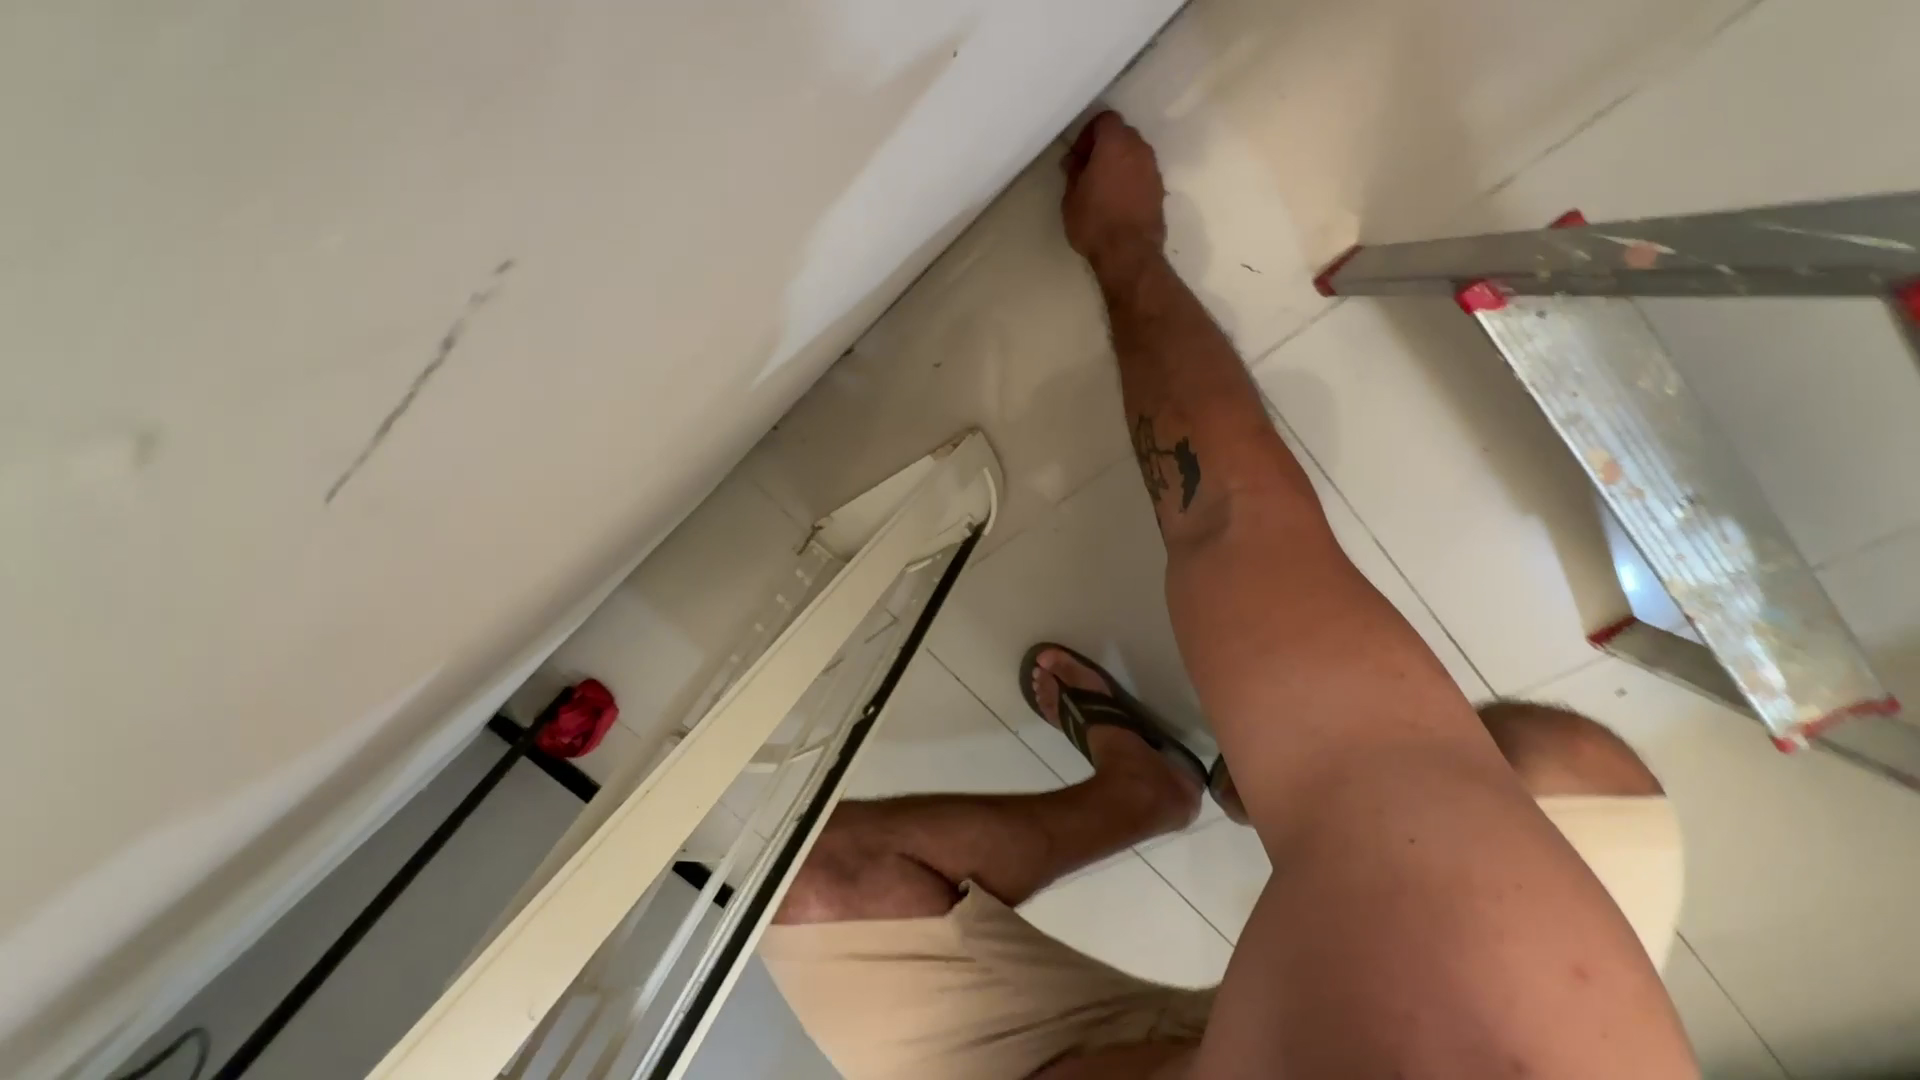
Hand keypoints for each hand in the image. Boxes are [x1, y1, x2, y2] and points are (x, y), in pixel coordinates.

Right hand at [1061, 110, 1166, 272]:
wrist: (1129, 253)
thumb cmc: (1094, 222)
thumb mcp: (1071, 198)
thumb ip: (1073, 173)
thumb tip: (1074, 161)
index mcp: (1115, 144)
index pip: (1105, 119)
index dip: (1089, 133)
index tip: (1079, 155)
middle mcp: (1139, 149)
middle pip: (1122, 135)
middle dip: (1105, 146)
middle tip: (1089, 169)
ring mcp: (1153, 170)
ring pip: (1135, 154)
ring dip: (1119, 163)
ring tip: (1103, 187)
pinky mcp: (1160, 190)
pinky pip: (1142, 174)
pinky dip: (1131, 179)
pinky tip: (1118, 201)